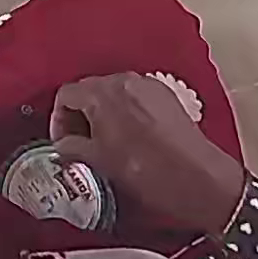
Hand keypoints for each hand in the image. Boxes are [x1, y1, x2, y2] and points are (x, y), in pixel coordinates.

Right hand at [50, 73, 245, 234]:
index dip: (59, 118)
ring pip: (113, 91)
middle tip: (79, 142)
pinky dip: (125, 110)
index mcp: (103, 93)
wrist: (198, 178)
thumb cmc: (146, 171)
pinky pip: (134, 95)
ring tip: (105, 140)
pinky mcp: (165, 94)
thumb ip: (73, 147)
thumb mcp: (100, 161)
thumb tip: (63, 145)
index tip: (63, 141)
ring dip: (102, 111)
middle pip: (89, 89)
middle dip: (80, 114)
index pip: (67, 94)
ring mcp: (148, 84)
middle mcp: (124, 80)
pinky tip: (131, 135)